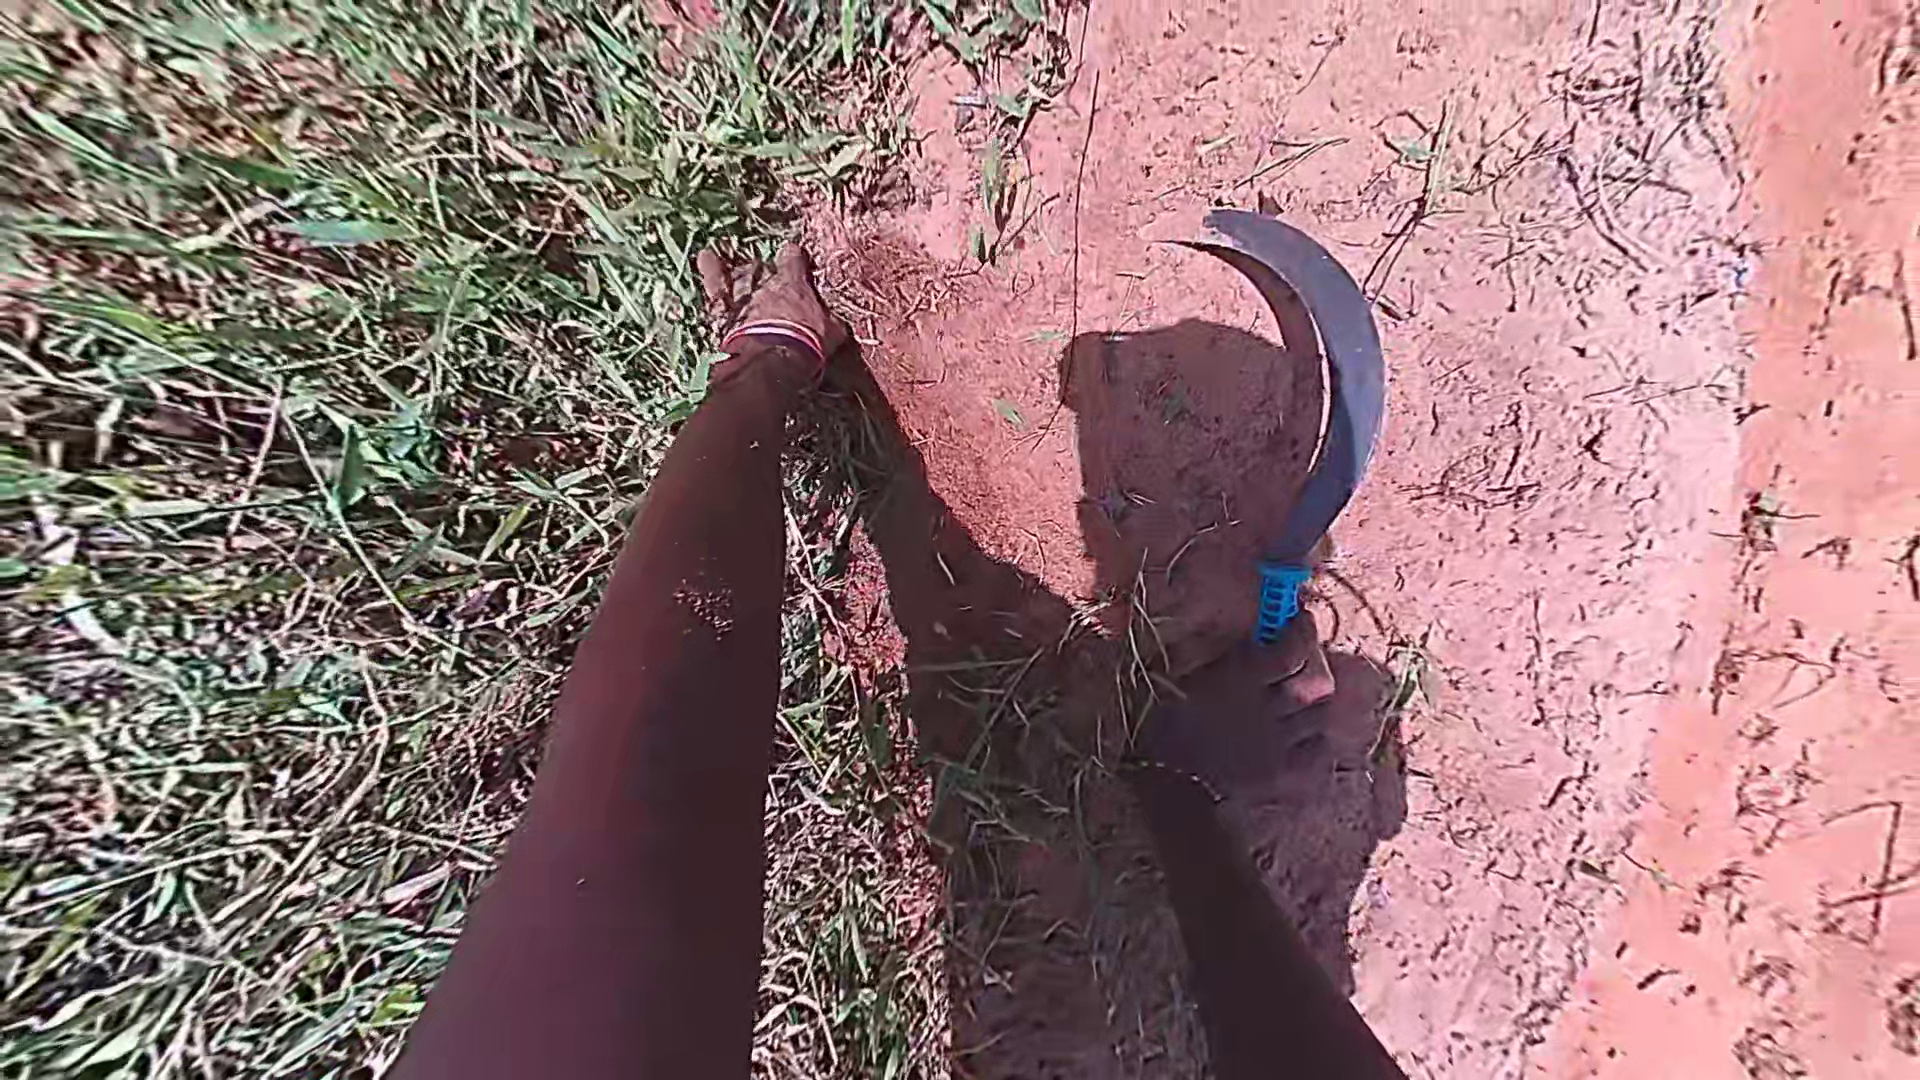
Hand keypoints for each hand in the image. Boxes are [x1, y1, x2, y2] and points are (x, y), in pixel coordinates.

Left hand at [697, 243, 848, 371]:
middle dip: (765, 272)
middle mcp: (766, 284)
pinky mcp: (724, 311)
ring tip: (739, 263)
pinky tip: (706, 257)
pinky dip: (710, 270)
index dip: (794, 257)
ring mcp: (743, 296)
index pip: (794, 259)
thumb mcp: (831, 334)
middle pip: (763, 268)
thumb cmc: (807, 344)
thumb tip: (837, 322)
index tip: (796, 257)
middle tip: (768, 278)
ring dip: (739, 270)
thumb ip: (832, 322)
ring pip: (739, 274)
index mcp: (794, 285)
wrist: (774, 360)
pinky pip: (715, 286)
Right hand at [1131, 611, 1337, 798]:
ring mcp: (1283, 743)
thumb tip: (1251, 637)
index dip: (1302, 630)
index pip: (1291, 651)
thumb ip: (1220, 658)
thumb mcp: (1182, 678)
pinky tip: (1300, 735)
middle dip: (1311, 663)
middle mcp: (1269, 708)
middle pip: (1315, 681)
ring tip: (1296, 697)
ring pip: (1321, 715)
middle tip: (1300, 656)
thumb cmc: (1166, 722)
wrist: (1171, 778)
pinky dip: (1316, 739)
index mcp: (1241, 681)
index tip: (1301, 618)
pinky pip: (1321, 749)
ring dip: (1312, 701)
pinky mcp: (1288, 772)